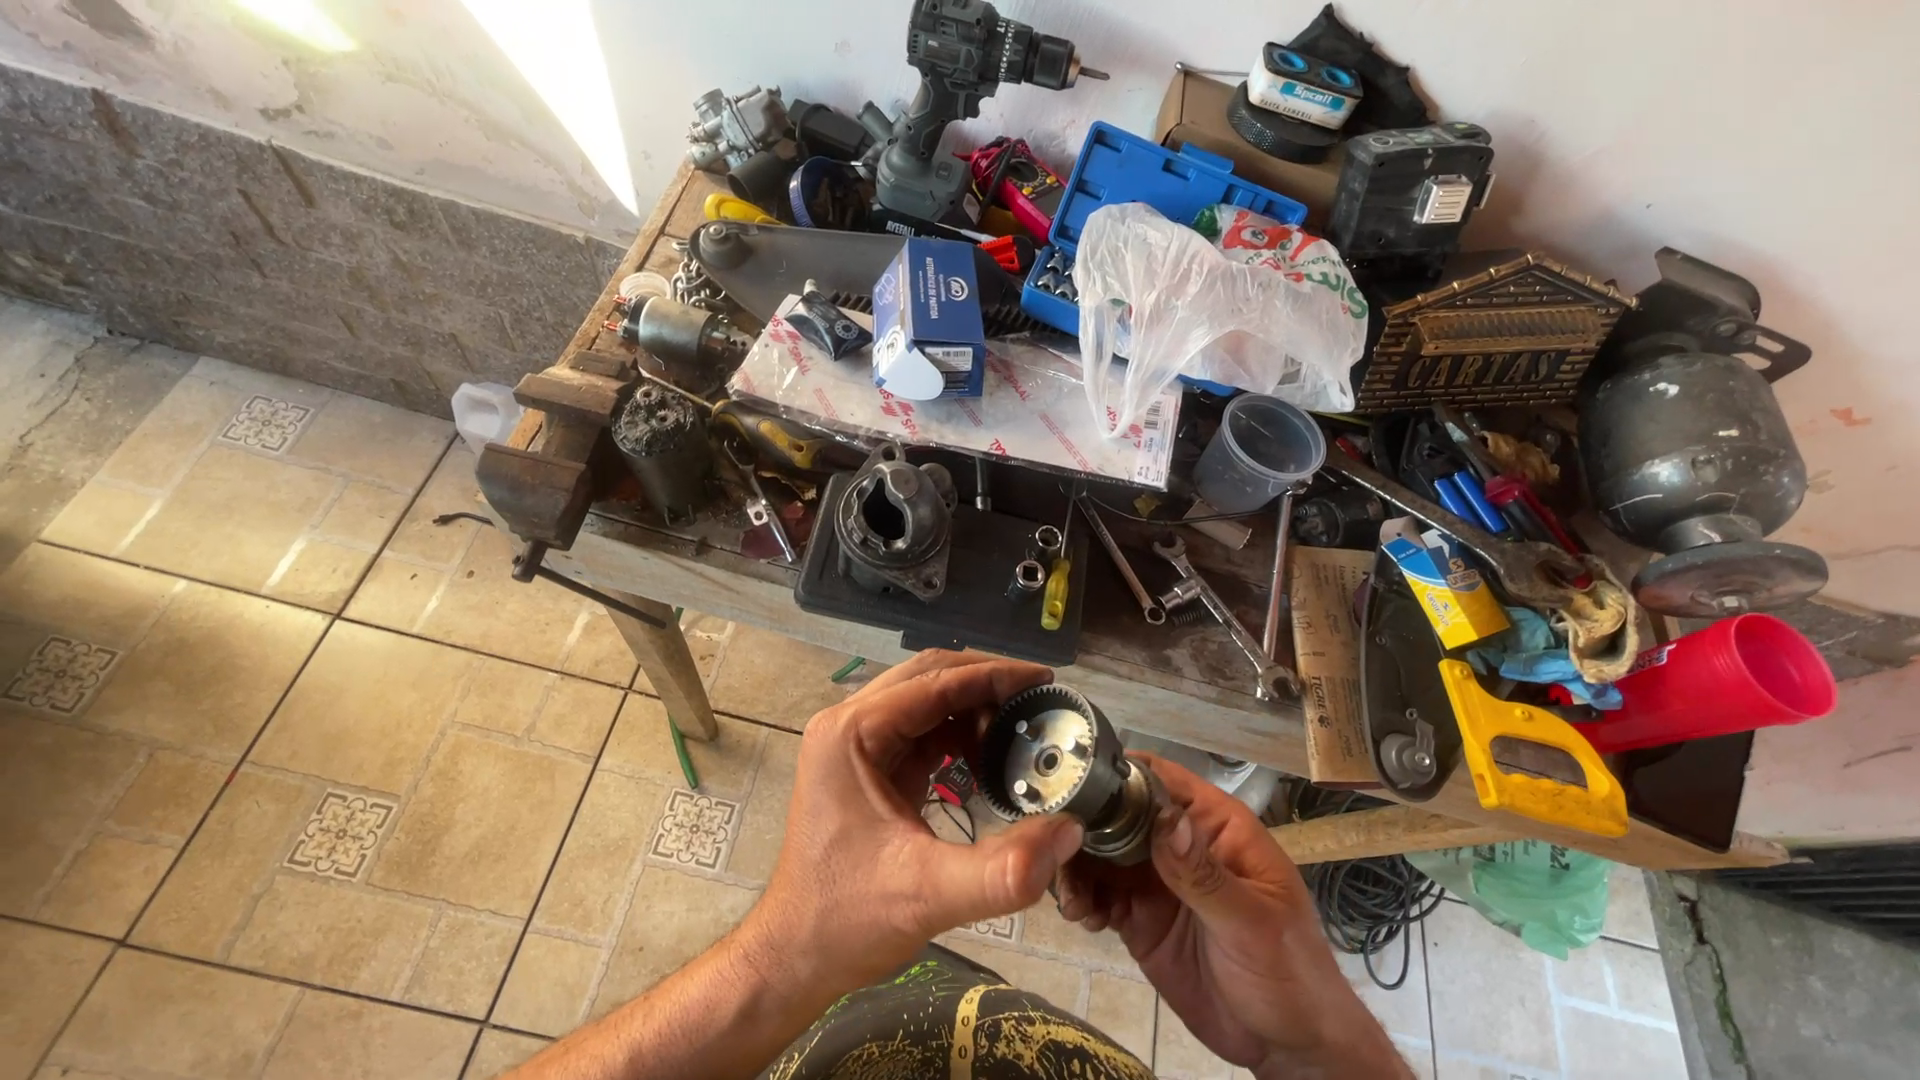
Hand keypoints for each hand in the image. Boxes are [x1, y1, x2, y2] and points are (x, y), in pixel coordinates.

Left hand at [742, 650, 1084, 992]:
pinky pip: (920, 730)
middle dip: (986, 683)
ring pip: (924, 700)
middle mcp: (847, 725)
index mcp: (850, 734)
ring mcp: (854, 744)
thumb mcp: (928, 895)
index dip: (994, 676)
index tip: (1047, 679)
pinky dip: (958, 734)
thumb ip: (1002, 870)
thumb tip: (1071, 830)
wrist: (796, 955)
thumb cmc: (848, 920)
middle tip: (1042, 699)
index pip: (933, 682)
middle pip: (927, 677)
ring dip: (973, 707)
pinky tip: (989, 757)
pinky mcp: (866, 767)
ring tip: (1022, 729)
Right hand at [1056, 755, 1406, 1078]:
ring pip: (1101, 854)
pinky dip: (1084, 899)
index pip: (1161, 779)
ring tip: (1073, 899)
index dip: (1119, 775)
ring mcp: (1156, 881)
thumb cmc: (1289, 972)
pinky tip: (1084, 919)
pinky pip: (1100, 895)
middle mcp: (1179, 844)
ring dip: (1078, 868)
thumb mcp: (1252, 922)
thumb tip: (1167, 818)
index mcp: (1214, 826)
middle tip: (1054, 850)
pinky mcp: (1139, 918)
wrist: (1288, 1046)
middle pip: (1118, 814)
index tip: (1075, 785)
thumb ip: (1205, 873)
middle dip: (1083, 826)